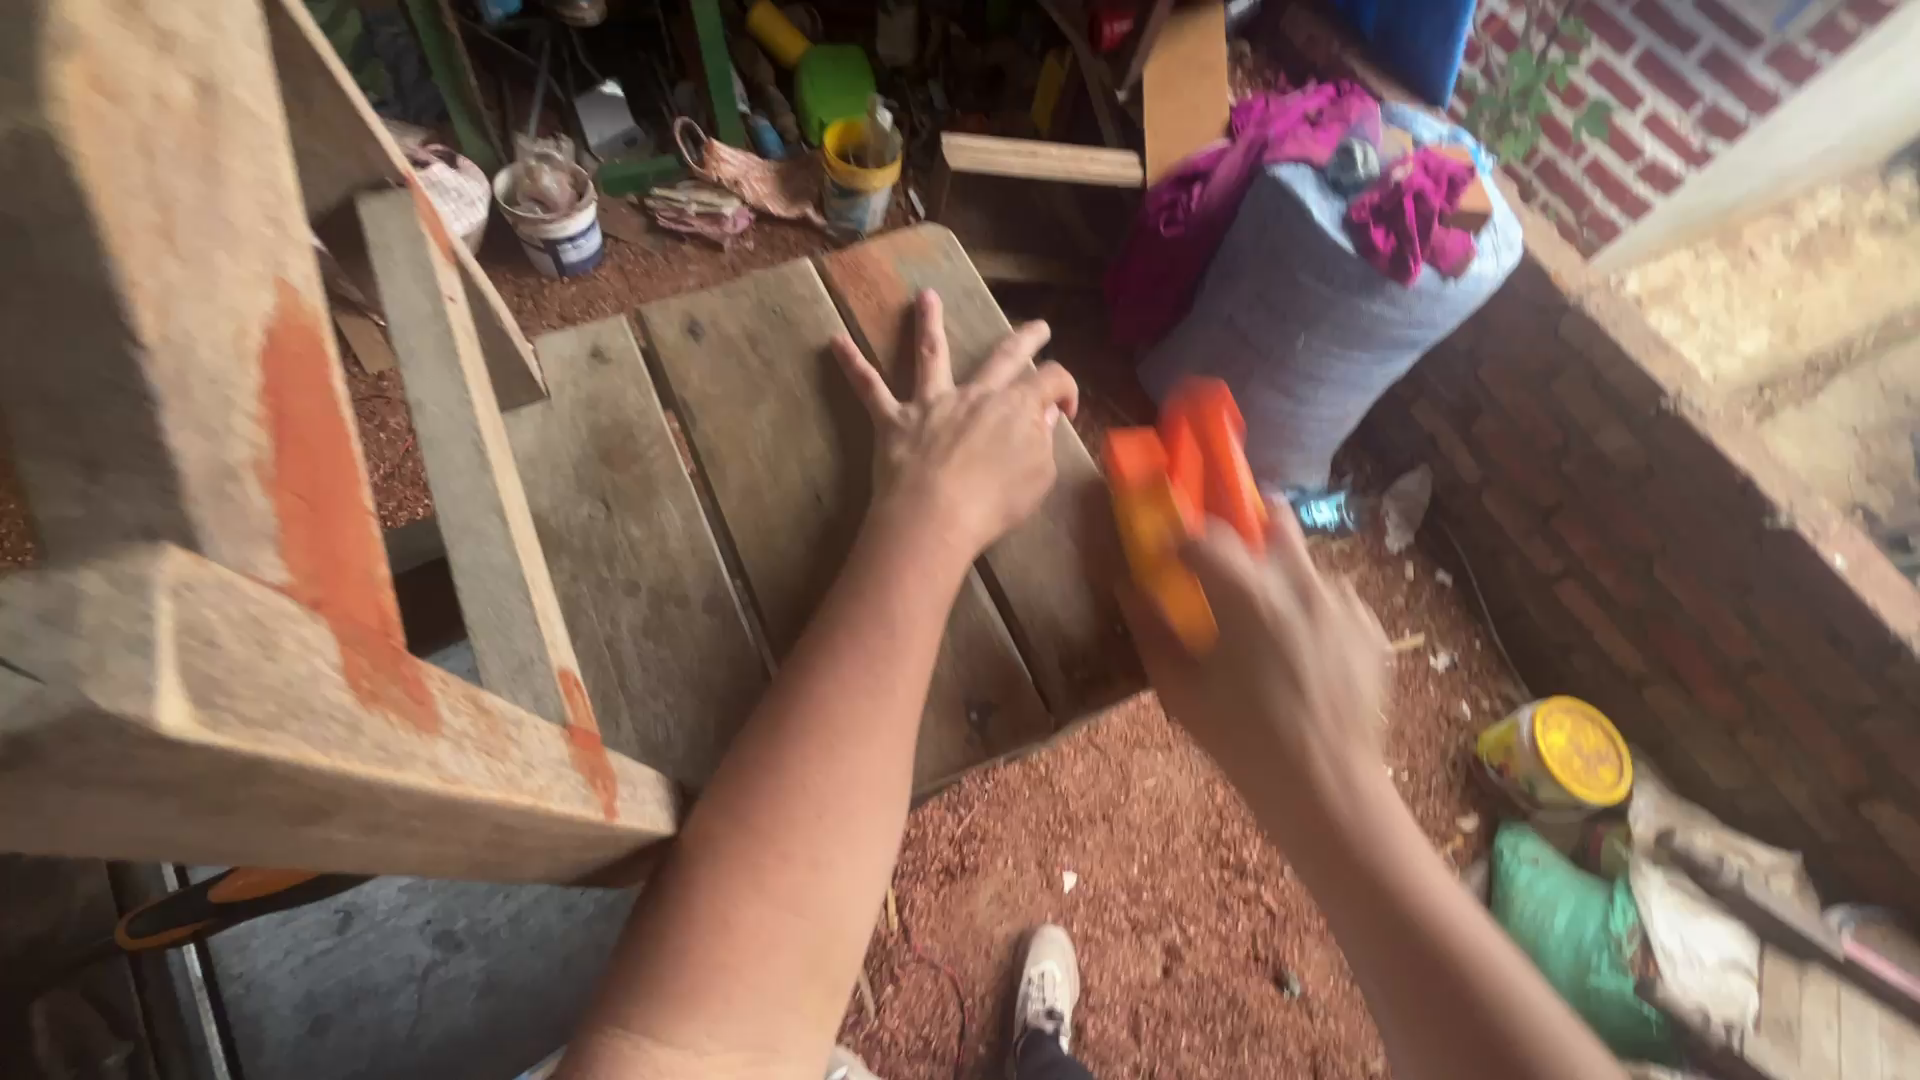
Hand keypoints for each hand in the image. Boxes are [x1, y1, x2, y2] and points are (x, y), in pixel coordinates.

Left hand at [831, 289, 1077, 563]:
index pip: (1051, 381)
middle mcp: (974, 394)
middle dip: (1025, 339)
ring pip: (931, 354)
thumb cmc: (993, 504)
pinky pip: (869, 388)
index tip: (1065, 412)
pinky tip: (835, 342)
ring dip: (930, 323)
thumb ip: (1042, 441)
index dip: (1065, 390)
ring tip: (926, 297)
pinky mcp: (894, 421)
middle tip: (1038, 327)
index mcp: (1015, 407)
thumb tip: (1044, 415)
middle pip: (1003, 356)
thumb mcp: (1038, 477)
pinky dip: (852, 364)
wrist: (935, 516)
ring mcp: (932, 404)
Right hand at [1121, 507, 1389, 810]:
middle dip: (1248, 526)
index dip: (1179, 539)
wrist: (1325, 786)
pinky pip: (1335, 601)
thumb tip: (1130, 589)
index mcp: (1246, 594)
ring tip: (1269, 621)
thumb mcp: (1178, 688)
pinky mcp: (1371, 631)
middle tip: (1229, 559)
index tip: (1167, 556)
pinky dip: (1314, 612)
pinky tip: (1303, 651)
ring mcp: (1342, 606)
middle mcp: (1300, 585)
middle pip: (1275, 519)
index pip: (1205, 535)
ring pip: (1307, 565)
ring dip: (1281, 577)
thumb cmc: (1240, 738)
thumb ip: (1150, 629)